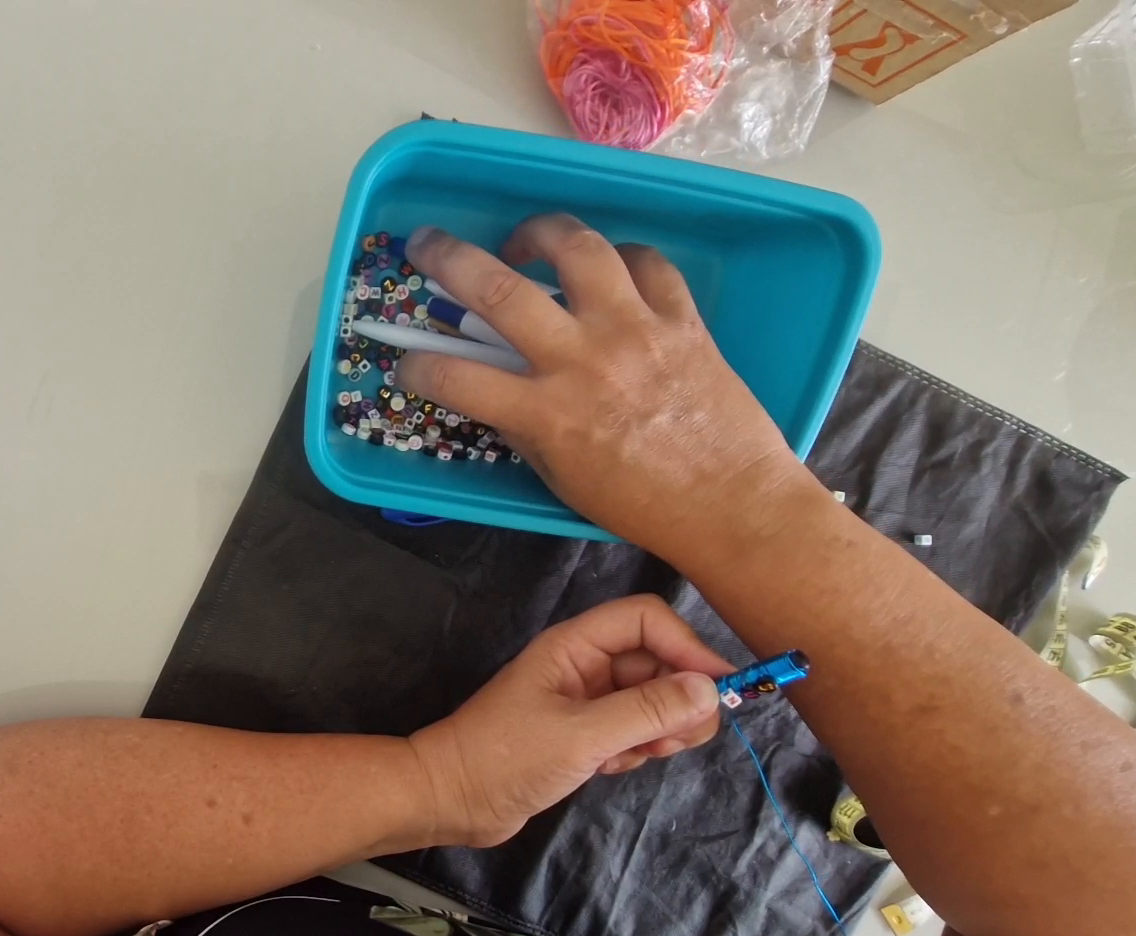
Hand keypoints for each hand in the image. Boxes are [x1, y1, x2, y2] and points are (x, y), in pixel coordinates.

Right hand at [396, 218, 815, 558]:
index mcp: (544, 413)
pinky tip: (607, 271)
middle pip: (499, 292)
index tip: (407, 363)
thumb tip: (496, 389)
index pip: (456, 378)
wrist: (728, 502)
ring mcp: (635, 330)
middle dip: (447, 259)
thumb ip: (522, 426)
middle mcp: (582, 360)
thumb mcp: (558, 475)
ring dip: (539, 233)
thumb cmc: (635, 502)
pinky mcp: (682, 317)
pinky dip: (620, 258)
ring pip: (579, 249)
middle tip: (424, 244)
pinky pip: (648, 263)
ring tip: (525, 241)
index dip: (418, 367)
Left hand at [408, 595, 731, 847]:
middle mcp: (582, 665)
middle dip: (677, 699)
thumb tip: (711, 688)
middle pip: (657, 661)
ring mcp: (584, 700)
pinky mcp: (583, 733)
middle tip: (670, 740)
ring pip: (651, 700)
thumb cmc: (507, 757)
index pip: (644, 619)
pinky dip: (635, 749)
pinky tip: (609, 768)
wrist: (455, 798)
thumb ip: (647, 710)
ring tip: (631, 756)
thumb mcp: (581, 734)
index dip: (687, 645)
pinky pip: (633, 730)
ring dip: (658, 730)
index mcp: (573, 645)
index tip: (723, 689)